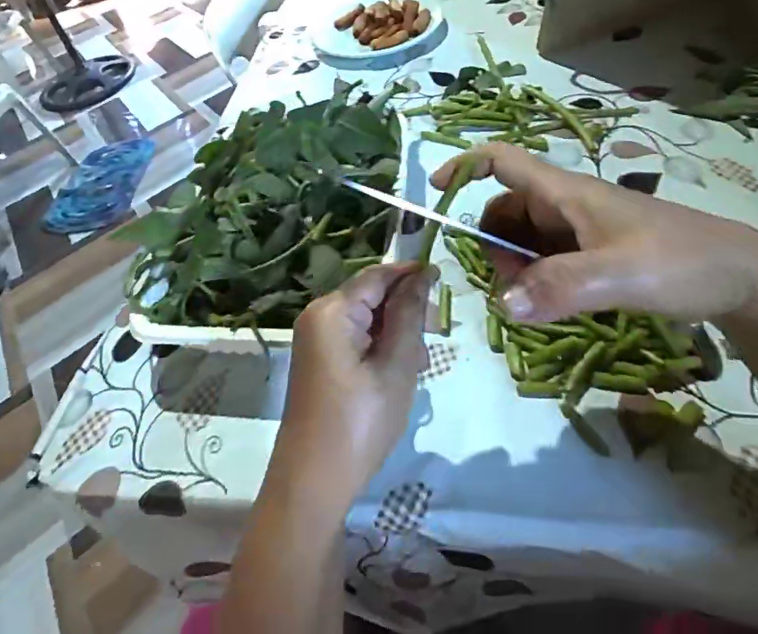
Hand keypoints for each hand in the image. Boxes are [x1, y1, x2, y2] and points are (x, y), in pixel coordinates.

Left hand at [275, 261, 432, 498]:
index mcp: (331, 311)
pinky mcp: (319, 361)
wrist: (312, 484)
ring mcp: (315, 340)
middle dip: (406, 306)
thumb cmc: (359, 423)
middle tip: (438, 332)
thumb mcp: (395, 366)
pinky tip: (402, 370)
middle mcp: (318, 316)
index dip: (411, 273)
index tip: (444, 278)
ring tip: (422, 360)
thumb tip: (421, 275)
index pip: (377, 275)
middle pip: (370, 294)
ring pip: (366, 318)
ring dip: (397, 330)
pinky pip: (356, 338)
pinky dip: (381, 346)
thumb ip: (408, 315)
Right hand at [432, 142, 757, 324]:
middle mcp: (567, 206)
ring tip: (534, 304)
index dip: (465, 166)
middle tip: (509, 289)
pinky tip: (554, 306)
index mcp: (566, 193)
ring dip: (516, 268)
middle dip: (493, 244)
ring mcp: (582, 230)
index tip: (437, 191)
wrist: (741, 277)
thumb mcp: (618, 276)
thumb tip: (501, 304)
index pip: (503, 161)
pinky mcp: (596, 253)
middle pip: (506, 210)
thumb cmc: (679, 261)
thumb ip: (560, 287)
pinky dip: (539, 279)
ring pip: (526, 239)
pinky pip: (549, 259)